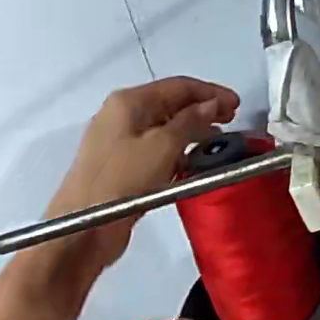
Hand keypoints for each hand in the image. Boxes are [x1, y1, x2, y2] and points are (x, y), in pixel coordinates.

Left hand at [27, 77, 239, 291]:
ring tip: (218, 141)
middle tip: (231, 119)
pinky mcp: (123, 167)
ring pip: (166, 127)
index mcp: (128, 102)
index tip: (237, 104)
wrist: (82, 233)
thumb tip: (213, 105)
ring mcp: (120, 142)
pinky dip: (179, 150)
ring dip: (194, 131)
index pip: (179, 86)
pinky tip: (195, 161)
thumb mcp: (164, 145)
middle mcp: (122, 116)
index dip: (211, 92)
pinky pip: (158, 149)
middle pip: (172, 103)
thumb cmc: (122, 181)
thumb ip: (192, 121)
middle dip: (203, 109)